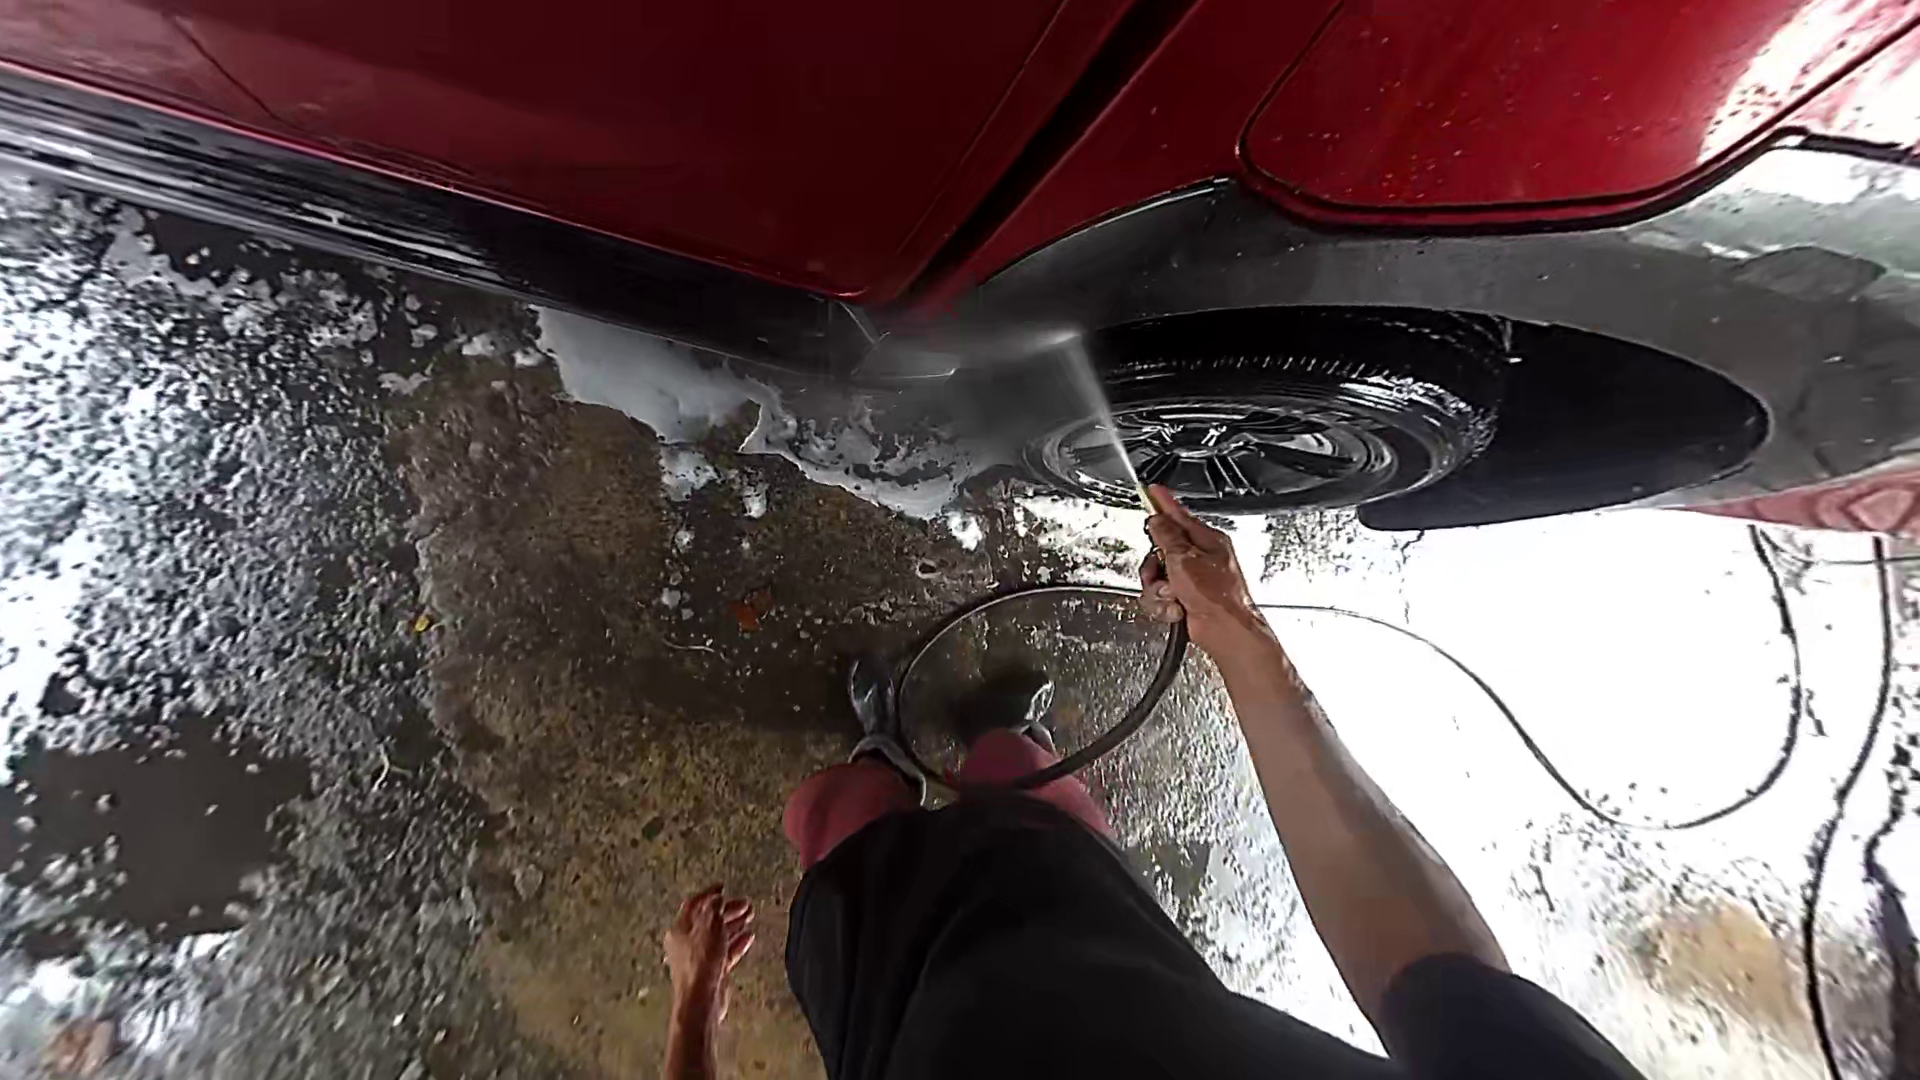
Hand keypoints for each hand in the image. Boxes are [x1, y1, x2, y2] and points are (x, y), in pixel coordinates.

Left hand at [664, 885, 754, 1022]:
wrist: (701, 1001)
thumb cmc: (701, 962)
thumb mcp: (711, 924)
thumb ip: (714, 907)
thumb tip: (717, 899)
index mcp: (680, 930)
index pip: (694, 904)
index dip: (709, 893)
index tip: (723, 887)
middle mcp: (685, 944)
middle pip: (708, 919)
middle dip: (727, 909)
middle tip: (744, 903)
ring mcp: (697, 959)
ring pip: (718, 935)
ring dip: (734, 924)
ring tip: (750, 916)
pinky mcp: (709, 972)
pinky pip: (724, 952)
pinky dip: (736, 943)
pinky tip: (748, 937)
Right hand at [1139, 485, 1274, 656]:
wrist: (1225, 630)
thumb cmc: (1218, 595)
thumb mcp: (1185, 558)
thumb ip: (1167, 536)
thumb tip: (1156, 520)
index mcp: (1206, 540)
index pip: (1178, 514)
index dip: (1163, 502)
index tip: (1153, 490)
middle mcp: (1199, 557)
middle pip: (1160, 549)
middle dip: (1154, 565)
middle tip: (1158, 571)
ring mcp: (1191, 579)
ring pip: (1156, 575)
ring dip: (1158, 588)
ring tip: (1171, 595)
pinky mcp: (1184, 597)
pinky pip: (1159, 595)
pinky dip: (1163, 604)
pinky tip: (1176, 607)